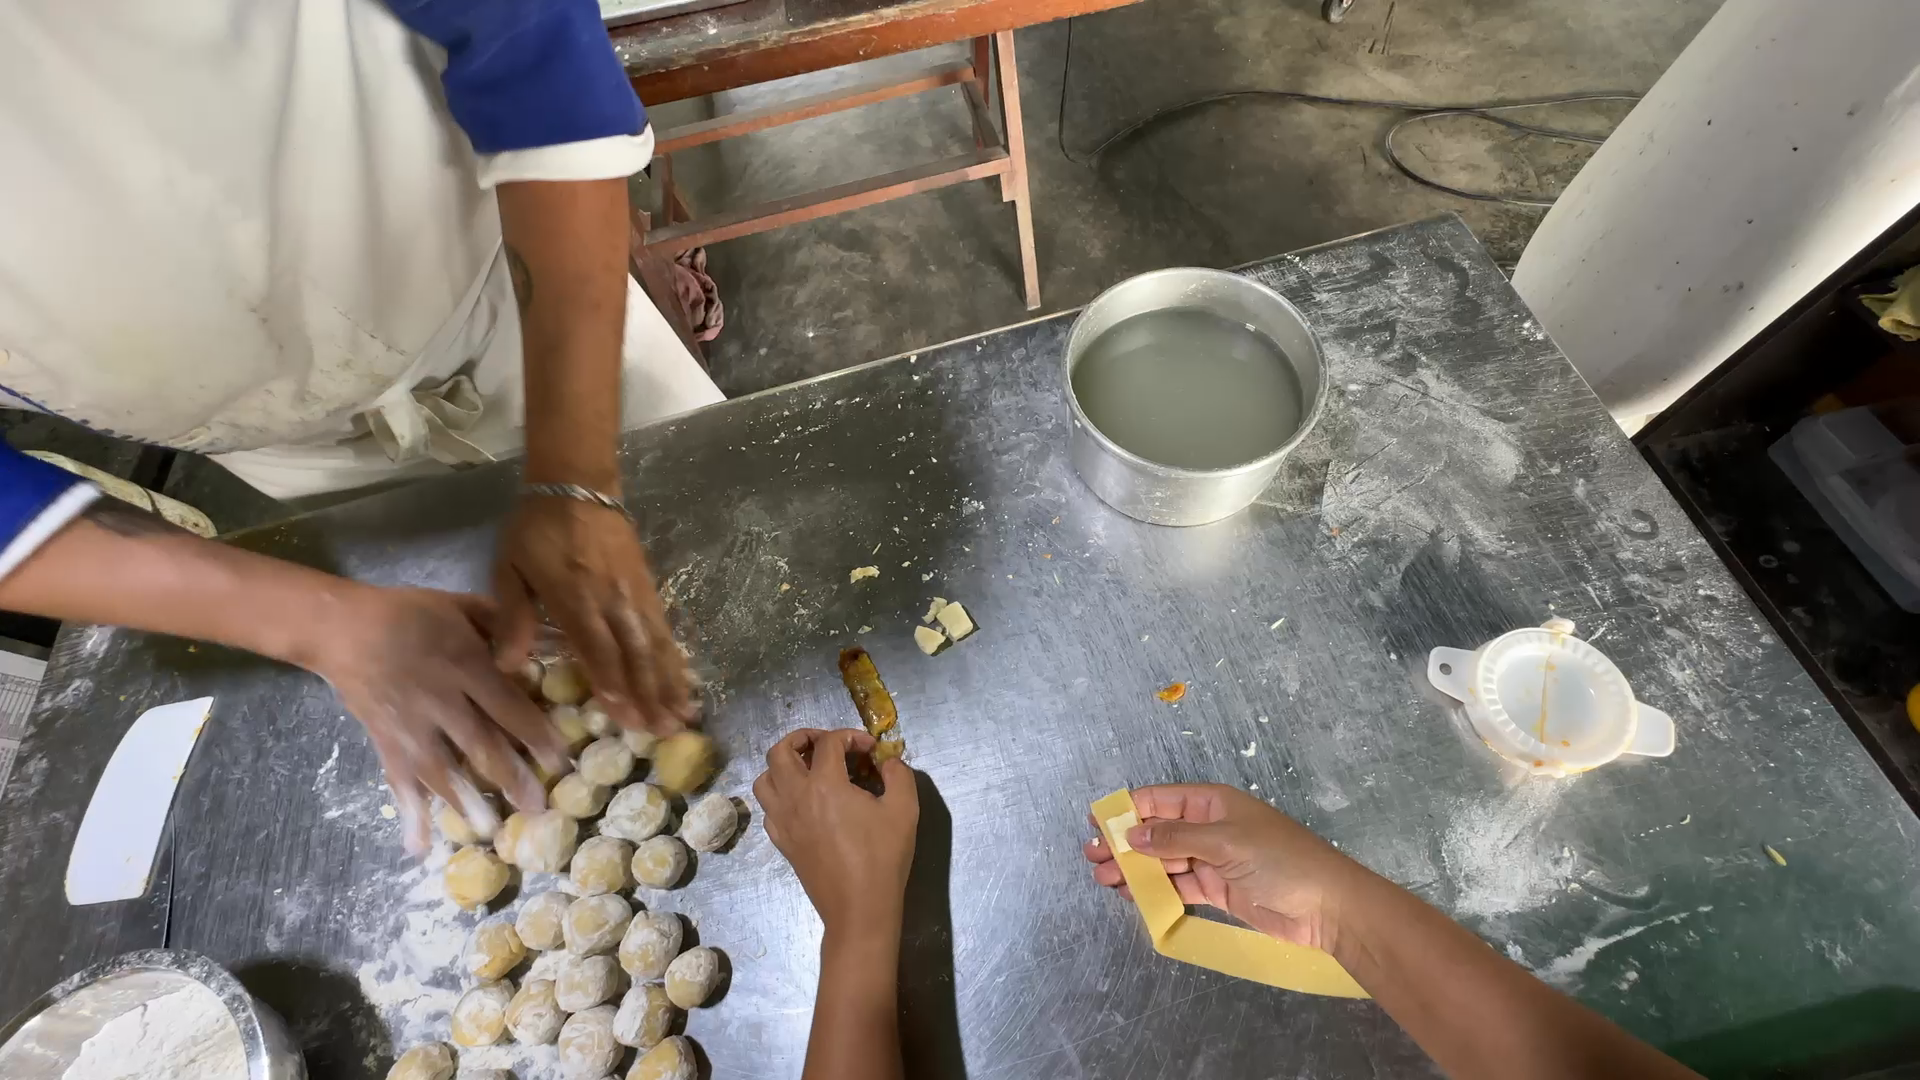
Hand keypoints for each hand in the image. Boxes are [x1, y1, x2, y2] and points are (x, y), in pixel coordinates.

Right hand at [310, 586, 569, 852]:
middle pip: (480, 745)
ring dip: (466, 804)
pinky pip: (397, 783)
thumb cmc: (414, 613)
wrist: (340, 627)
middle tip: (539, 808)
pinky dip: (409, 814)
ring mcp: (408, 727)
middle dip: (511, 779)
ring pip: (442, 771)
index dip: (536, 736)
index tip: (562, 761)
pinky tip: (418, 847)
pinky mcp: (383, 743)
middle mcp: (439, 703)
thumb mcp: (465, 606)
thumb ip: (506, 624)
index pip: (508, 708)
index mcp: (465, 667)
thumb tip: (551, 640)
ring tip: (491, 832)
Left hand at [490, 496, 695, 734]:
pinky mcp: (648, 588)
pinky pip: (664, 629)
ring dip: (671, 681)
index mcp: (575, 597)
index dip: (613, 684)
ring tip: (684, 712)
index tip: (627, 717)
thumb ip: (513, 616)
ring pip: (657, 644)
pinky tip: (683, 678)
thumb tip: (508, 665)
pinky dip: (675, 657)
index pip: (598, 649)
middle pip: (636, 653)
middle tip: (665, 730)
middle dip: (651, 694)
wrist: (578, 487)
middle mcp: (613, 600)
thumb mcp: (509, 568)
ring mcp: (636, 595)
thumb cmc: (536, 529)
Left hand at [754, 728, 918, 932]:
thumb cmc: (883, 857)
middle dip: (803, 738)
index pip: (829, 742)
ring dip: (784, 766)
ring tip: (809, 770)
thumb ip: (898, 774)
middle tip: (828, 745)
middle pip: (780, 751)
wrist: (860, 909)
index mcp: (825, 785)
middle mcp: (796, 798)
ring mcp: (783, 822)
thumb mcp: (904, 809)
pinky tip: (805, 802)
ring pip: (764, 779)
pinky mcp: (782, 842)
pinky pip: (768, 808)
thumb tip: (888, 762)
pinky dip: (781, 795)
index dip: (851, 736)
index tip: (871, 749)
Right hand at [1084, 784, 1366, 951]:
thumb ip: (1176, 838)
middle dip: (1124, 842)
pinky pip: (1179, 885)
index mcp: (1210, 803)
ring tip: (1104, 879)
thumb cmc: (1280, 860)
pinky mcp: (1218, 888)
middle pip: (1156, 831)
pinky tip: (1133, 895)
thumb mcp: (1225, 842)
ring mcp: (1212, 859)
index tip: (1096, 822)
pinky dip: (1156, 889)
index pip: (1159, 800)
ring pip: (1163, 860)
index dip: (1126, 809)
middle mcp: (1207, 827)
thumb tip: (1132, 834)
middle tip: (1093, 857)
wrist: (1330, 908)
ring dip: (1134, 868)